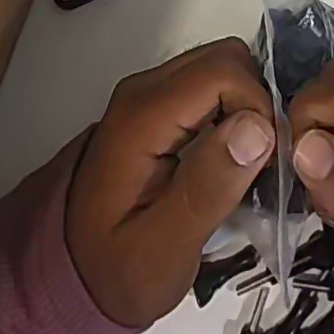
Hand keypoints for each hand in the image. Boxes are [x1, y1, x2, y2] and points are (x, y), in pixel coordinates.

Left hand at [67, 38, 275, 327]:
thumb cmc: (117, 269)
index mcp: (141, 117)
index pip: (224, 73)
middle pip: (227, 58)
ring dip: (249, 103)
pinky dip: (236, 104)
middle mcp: (144, 89)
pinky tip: (232, 151)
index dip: (257, 107)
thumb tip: (257, 127)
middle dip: (257, 101)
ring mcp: (150, 91)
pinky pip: (213, 80)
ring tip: (248, 158)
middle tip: (259, 159)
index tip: (263, 160)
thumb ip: (208, 188)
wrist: (69, 275)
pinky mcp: (159, 100)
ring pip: (224, 64)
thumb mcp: (163, 250)